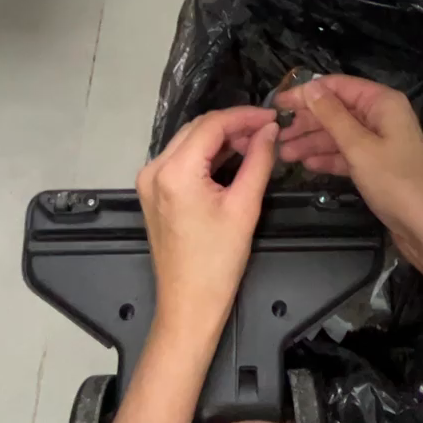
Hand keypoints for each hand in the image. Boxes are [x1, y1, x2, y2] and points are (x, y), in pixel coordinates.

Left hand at [135, 107, 279, 336]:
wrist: (189, 306)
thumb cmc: (217, 263)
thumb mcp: (245, 206)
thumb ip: (259, 160)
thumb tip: (270, 130)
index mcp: (175, 172)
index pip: (212, 125)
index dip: (245, 116)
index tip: (272, 117)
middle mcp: (155, 169)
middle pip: (199, 129)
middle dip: (234, 125)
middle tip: (267, 131)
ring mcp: (150, 180)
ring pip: (190, 140)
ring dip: (222, 138)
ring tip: (255, 142)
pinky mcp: (153, 191)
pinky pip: (182, 158)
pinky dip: (208, 153)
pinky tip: (233, 156)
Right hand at [273, 75, 422, 265]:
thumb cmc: (396, 183)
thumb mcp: (359, 147)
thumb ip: (332, 115)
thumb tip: (310, 87)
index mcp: (382, 102)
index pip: (338, 86)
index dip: (307, 92)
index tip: (277, 105)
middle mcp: (382, 116)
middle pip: (337, 110)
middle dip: (307, 121)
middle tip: (276, 135)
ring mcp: (380, 141)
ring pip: (339, 133)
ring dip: (312, 142)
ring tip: (283, 154)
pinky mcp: (377, 165)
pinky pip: (346, 153)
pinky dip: (327, 157)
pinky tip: (306, 165)